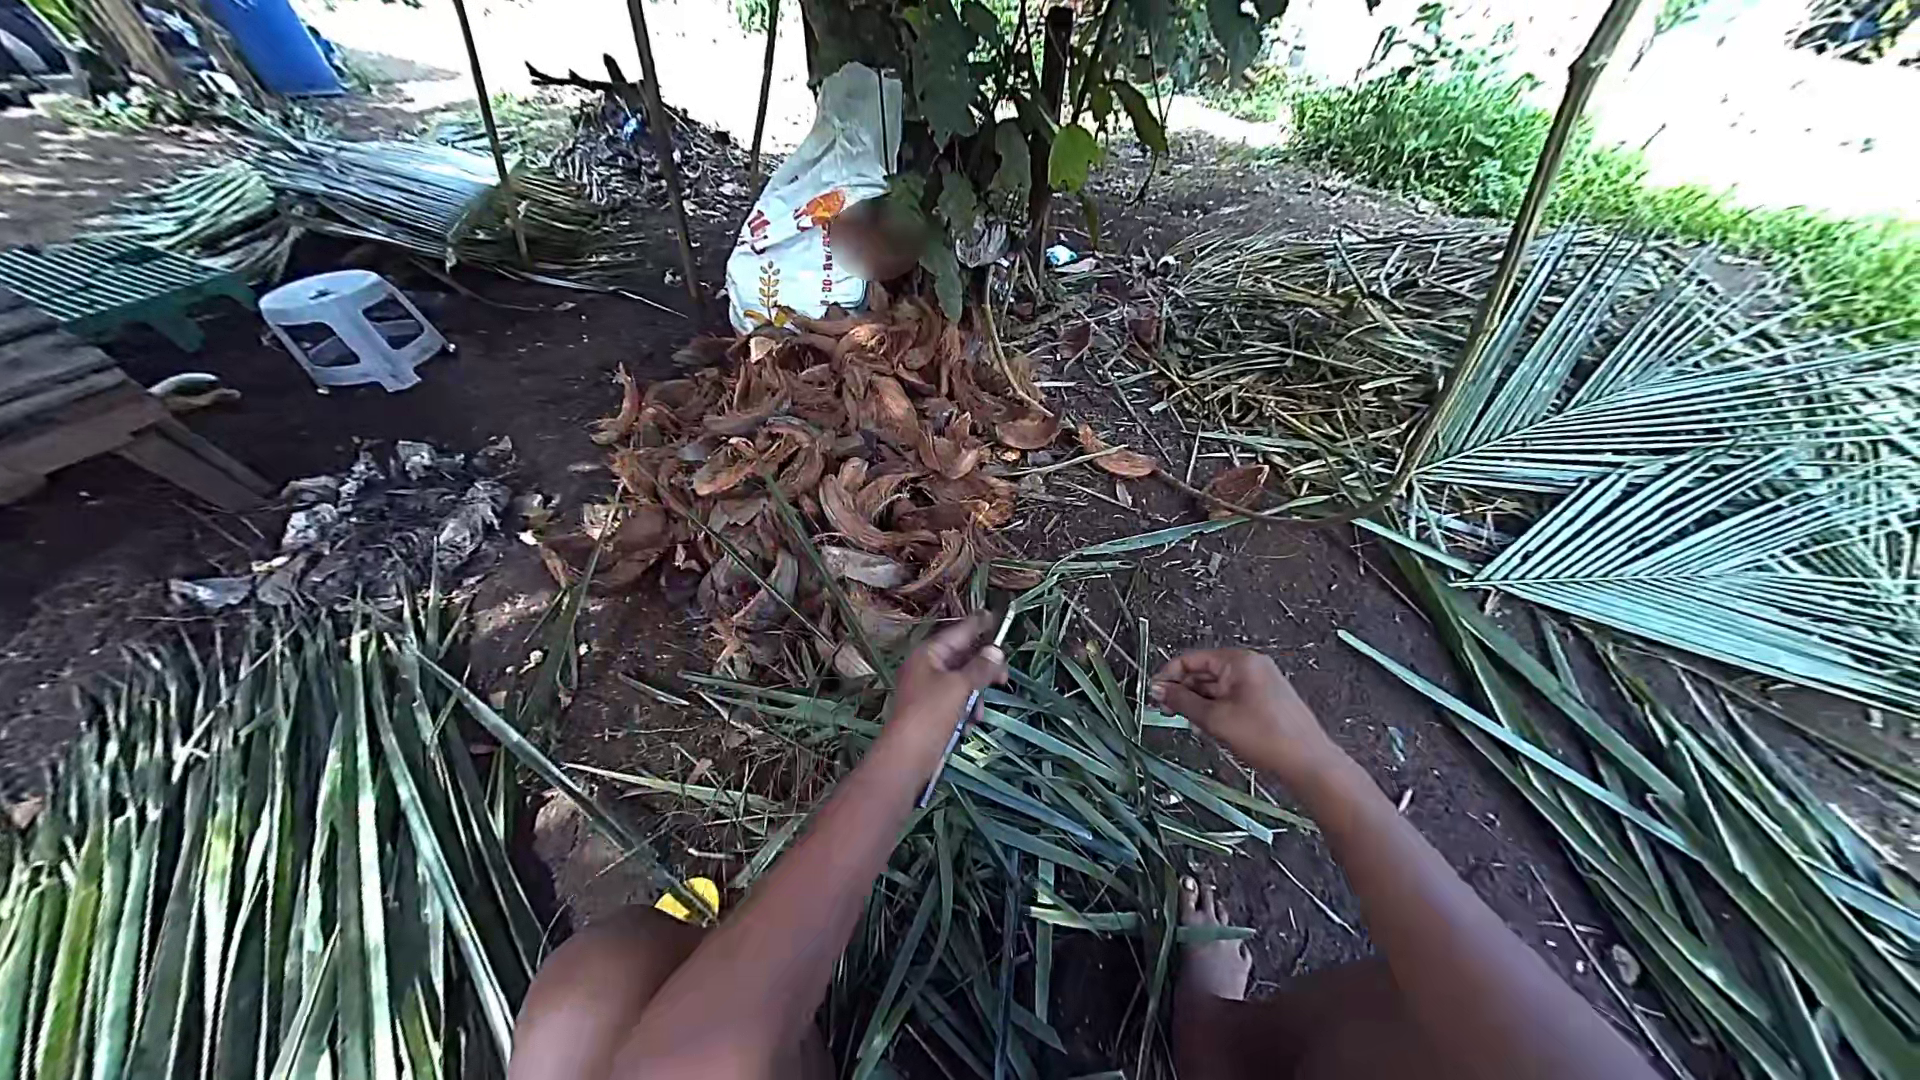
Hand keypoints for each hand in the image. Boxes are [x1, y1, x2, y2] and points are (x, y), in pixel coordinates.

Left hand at [886, 612, 1007, 743]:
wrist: (907, 757)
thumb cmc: (931, 714)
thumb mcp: (960, 686)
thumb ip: (980, 667)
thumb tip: (996, 650)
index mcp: (928, 654)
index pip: (958, 632)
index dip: (977, 625)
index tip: (994, 616)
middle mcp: (926, 668)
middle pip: (961, 658)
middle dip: (983, 669)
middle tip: (1004, 676)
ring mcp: (927, 690)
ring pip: (962, 683)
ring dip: (975, 696)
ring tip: (980, 712)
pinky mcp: (931, 712)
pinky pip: (956, 702)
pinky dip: (966, 710)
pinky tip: (970, 724)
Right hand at [1150, 649, 1346, 784]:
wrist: (1310, 766)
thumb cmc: (1265, 737)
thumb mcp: (1214, 719)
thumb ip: (1181, 701)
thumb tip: (1156, 689)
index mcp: (1239, 661)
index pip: (1191, 659)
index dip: (1169, 676)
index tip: (1154, 694)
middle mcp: (1250, 666)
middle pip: (1203, 672)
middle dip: (1183, 691)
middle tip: (1167, 712)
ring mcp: (1259, 682)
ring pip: (1216, 687)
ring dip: (1199, 703)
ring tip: (1190, 724)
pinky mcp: (1265, 700)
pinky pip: (1230, 698)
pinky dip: (1215, 710)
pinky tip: (1210, 728)